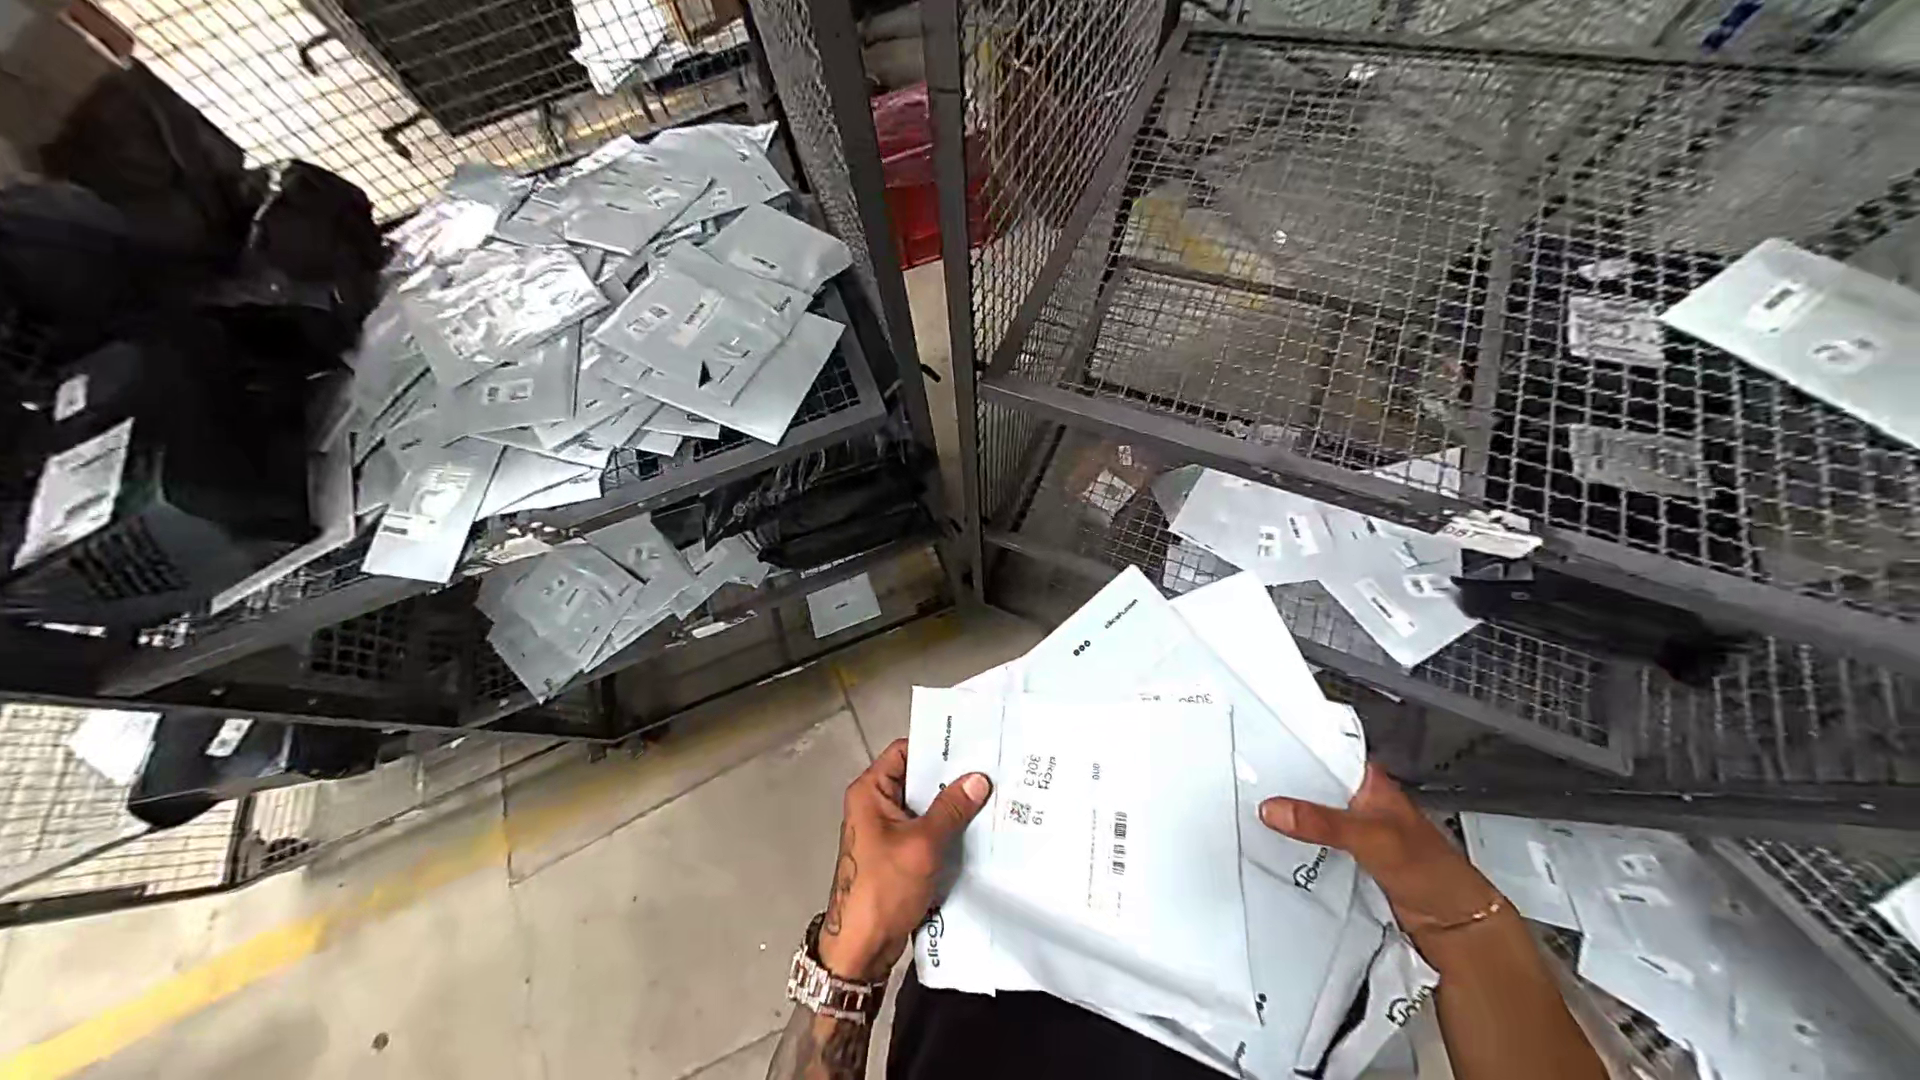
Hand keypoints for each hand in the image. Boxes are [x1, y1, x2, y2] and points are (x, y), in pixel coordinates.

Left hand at [817, 738, 991, 979]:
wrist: (861, 948)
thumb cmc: (883, 888)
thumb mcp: (922, 844)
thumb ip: (951, 809)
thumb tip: (978, 779)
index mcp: (870, 791)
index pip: (904, 752)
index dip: (935, 746)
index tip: (971, 744)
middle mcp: (876, 804)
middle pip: (917, 778)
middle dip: (950, 776)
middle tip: (989, 768)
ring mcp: (888, 830)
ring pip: (925, 805)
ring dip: (952, 804)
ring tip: (991, 794)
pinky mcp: (899, 852)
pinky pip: (926, 829)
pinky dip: (947, 827)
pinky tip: (977, 826)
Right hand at [1259, 763, 1498, 931]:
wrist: (1455, 929)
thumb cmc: (1434, 874)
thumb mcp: (1374, 839)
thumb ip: (1323, 822)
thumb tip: (1272, 808)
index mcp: (1366, 779)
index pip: (1319, 750)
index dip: (1285, 745)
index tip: (1248, 744)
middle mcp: (1354, 798)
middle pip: (1305, 782)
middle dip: (1275, 781)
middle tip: (1237, 777)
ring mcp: (1346, 827)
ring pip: (1304, 811)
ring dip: (1281, 812)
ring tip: (1243, 804)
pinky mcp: (1341, 854)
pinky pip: (1306, 839)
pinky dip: (1289, 839)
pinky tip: (1268, 839)